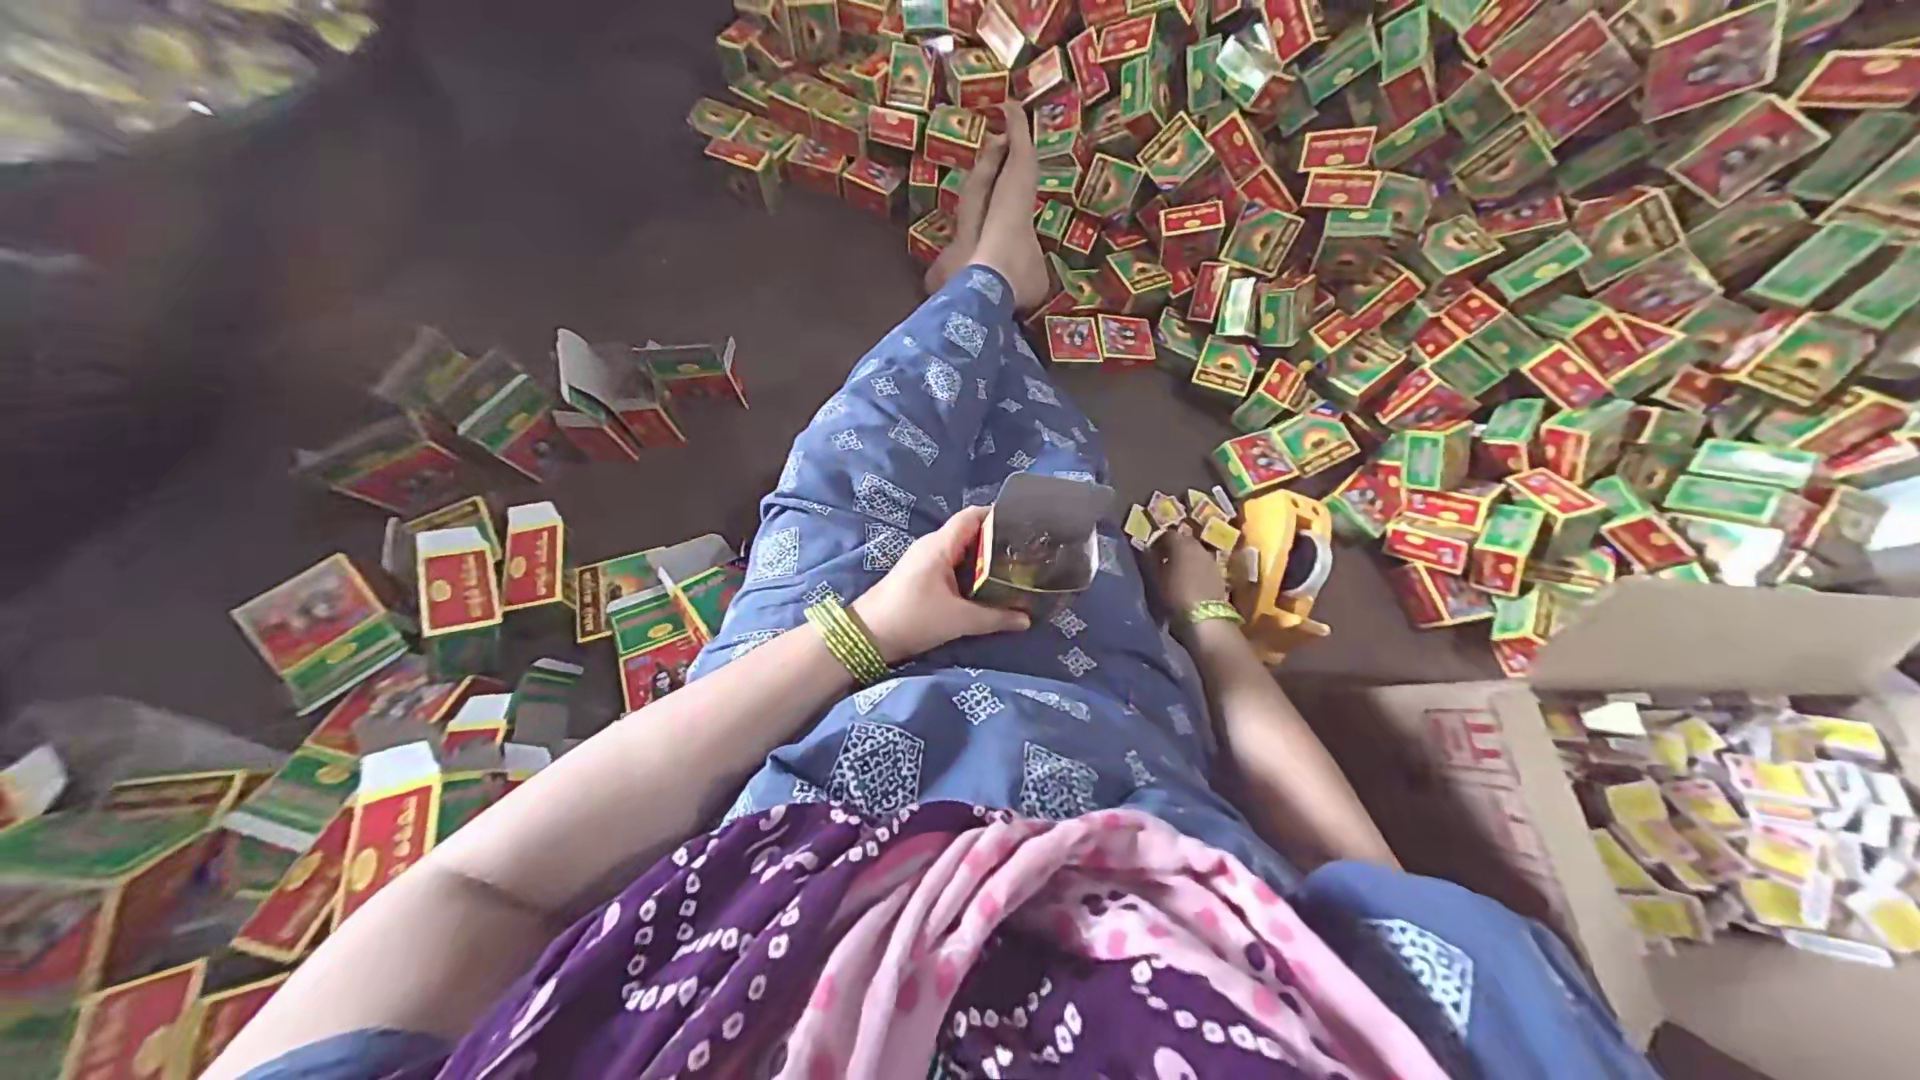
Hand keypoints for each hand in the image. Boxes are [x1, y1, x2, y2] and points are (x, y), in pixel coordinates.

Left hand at [851, 506, 1030, 662]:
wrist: (867, 636)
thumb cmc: (912, 618)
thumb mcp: (958, 620)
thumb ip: (995, 618)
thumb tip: (1027, 619)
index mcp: (940, 545)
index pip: (972, 516)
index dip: (997, 515)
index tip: (1023, 525)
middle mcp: (931, 546)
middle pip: (969, 532)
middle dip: (996, 540)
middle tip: (1024, 552)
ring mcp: (923, 560)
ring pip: (960, 550)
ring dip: (983, 558)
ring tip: (1012, 568)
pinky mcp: (920, 576)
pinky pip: (951, 564)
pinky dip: (969, 570)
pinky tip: (985, 585)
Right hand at [1149, 527, 1229, 613]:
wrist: (1205, 619)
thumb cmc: (1174, 596)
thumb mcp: (1154, 579)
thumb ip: (1148, 560)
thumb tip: (1146, 550)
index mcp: (1181, 544)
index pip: (1167, 534)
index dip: (1157, 542)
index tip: (1150, 553)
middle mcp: (1198, 547)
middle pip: (1184, 541)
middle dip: (1173, 549)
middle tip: (1162, 562)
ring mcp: (1211, 561)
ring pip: (1195, 553)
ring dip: (1185, 559)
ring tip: (1175, 573)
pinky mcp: (1219, 575)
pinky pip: (1203, 566)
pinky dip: (1195, 569)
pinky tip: (1189, 582)